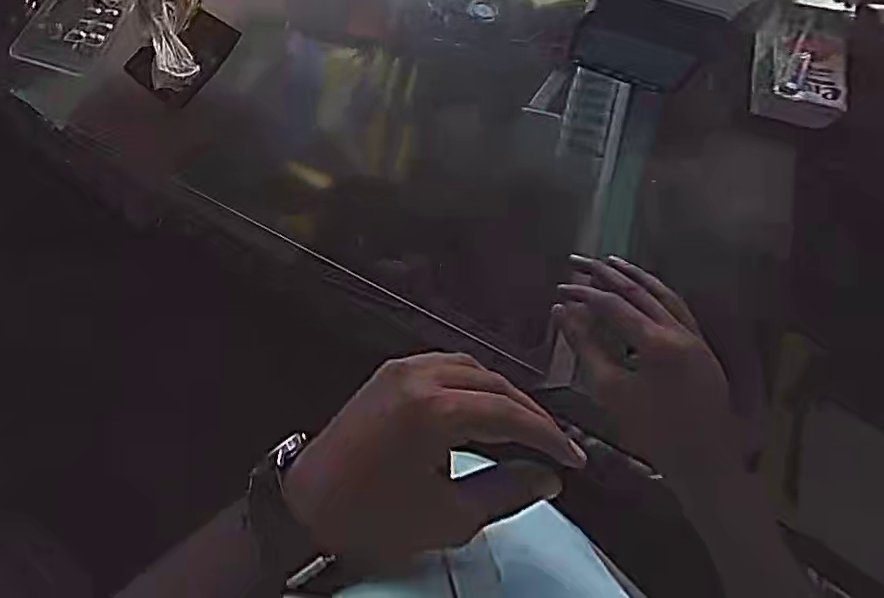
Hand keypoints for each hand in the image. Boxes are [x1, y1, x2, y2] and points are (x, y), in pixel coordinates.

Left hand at [283, 352, 586, 565]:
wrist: (310, 504)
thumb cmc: (374, 518)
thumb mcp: (448, 517)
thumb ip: (505, 491)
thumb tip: (546, 476)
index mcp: (433, 408)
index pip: (507, 411)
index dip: (546, 434)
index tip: (572, 457)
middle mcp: (417, 375)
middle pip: (490, 381)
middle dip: (527, 411)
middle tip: (553, 444)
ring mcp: (400, 368)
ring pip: (467, 366)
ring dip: (498, 391)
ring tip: (522, 426)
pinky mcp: (388, 371)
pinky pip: (441, 364)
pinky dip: (469, 381)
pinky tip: (480, 407)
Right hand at [555, 257, 738, 480]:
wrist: (705, 467)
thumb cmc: (653, 433)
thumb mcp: (610, 389)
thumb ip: (584, 345)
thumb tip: (561, 311)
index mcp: (658, 343)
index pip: (612, 305)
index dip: (583, 294)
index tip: (560, 290)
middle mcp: (680, 332)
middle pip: (637, 291)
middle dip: (604, 274)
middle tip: (577, 260)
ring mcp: (695, 339)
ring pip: (662, 294)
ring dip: (633, 276)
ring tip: (610, 262)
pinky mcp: (702, 348)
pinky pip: (677, 308)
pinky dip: (656, 292)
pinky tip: (643, 288)